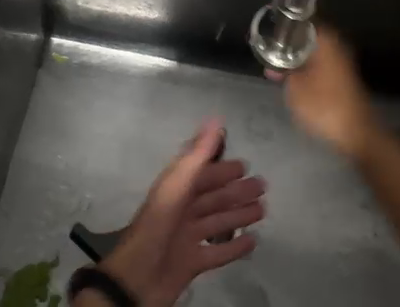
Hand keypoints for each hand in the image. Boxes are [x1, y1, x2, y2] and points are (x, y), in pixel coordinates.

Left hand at [94, 120, 265, 305]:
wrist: (136, 279)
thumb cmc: (156, 228)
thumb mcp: (176, 188)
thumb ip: (197, 156)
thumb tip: (215, 119)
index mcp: (174, 190)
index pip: (201, 173)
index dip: (221, 167)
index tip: (244, 164)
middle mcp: (181, 211)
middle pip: (213, 197)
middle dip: (236, 190)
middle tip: (262, 186)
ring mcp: (186, 238)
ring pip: (217, 221)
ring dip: (239, 214)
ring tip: (263, 209)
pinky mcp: (192, 263)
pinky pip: (217, 253)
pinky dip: (234, 247)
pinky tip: (253, 242)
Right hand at [281, 26, 379, 159]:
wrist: (356, 132)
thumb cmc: (323, 105)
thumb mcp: (295, 88)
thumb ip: (282, 71)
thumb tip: (272, 65)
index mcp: (325, 40)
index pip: (301, 22)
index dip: (284, 26)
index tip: (268, 31)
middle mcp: (336, 45)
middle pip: (307, 37)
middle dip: (288, 44)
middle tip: (269, 50)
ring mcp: (342, 61)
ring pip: (313, 52)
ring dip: (297, 58)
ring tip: (277, 66)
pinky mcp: (343, 77)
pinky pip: (320, 65)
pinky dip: (307, 68)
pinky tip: (293, 78)